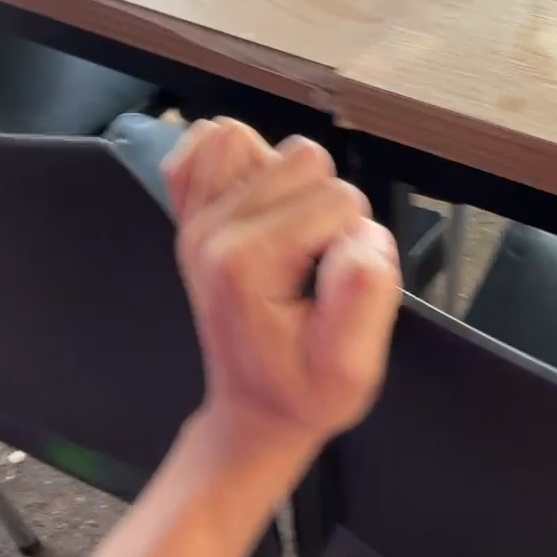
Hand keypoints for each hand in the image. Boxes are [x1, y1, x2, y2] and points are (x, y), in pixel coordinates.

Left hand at [164, 121, 400, 454]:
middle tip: (318, 270)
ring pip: (268, 145)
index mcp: (249, 261)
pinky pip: (208, 146)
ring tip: (293, 244)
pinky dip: (240, 162)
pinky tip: (257, 205)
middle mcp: (213, 228)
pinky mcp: (190, 215)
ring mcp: (196, 218)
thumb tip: (363, 234)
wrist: (253, 411)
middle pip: (305, 160)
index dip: (357, 243)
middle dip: (330, 211)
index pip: (340, 199)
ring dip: (296, 188)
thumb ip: (365, 298)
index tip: (335, 291)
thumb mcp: (350, 370)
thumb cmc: (304, 394)